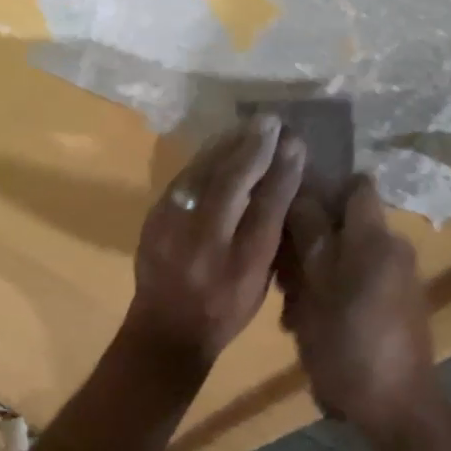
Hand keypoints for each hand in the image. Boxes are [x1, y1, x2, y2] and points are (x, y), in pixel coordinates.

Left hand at [124, 115, 305, 361]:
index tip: (295, 143)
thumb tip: (284, 185)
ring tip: (249, 125)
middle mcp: (209, 243)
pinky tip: (220, 144)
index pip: (267, 208)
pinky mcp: (155, 217)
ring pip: (205, 173)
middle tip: (272, 121)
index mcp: (243, 266)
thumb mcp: (259, 283)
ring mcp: (176, 227)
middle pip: (234, 183)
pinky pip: (185, 177)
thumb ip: (271, 235)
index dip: (282, 172)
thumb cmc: (225, 309)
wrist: (166, 328)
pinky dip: (205, 158)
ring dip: (229, 144)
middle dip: (255, 148)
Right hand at [278, 178, 443, 444]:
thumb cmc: (349, 342)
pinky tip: (308, 319)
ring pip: (347, 253)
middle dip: (311, 235)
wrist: (398, 411)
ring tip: (287, 299)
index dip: (323, 184)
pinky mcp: (397, 306)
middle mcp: (393, 248)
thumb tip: (299, 188)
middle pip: (346, 221)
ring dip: (317, 268)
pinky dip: (334, 289)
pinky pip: (359, 279)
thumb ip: (308, 232)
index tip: (290, 196)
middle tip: (278, 260)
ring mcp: (398, 278)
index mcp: (375, 236)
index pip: (355, 184)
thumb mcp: (314, 284)